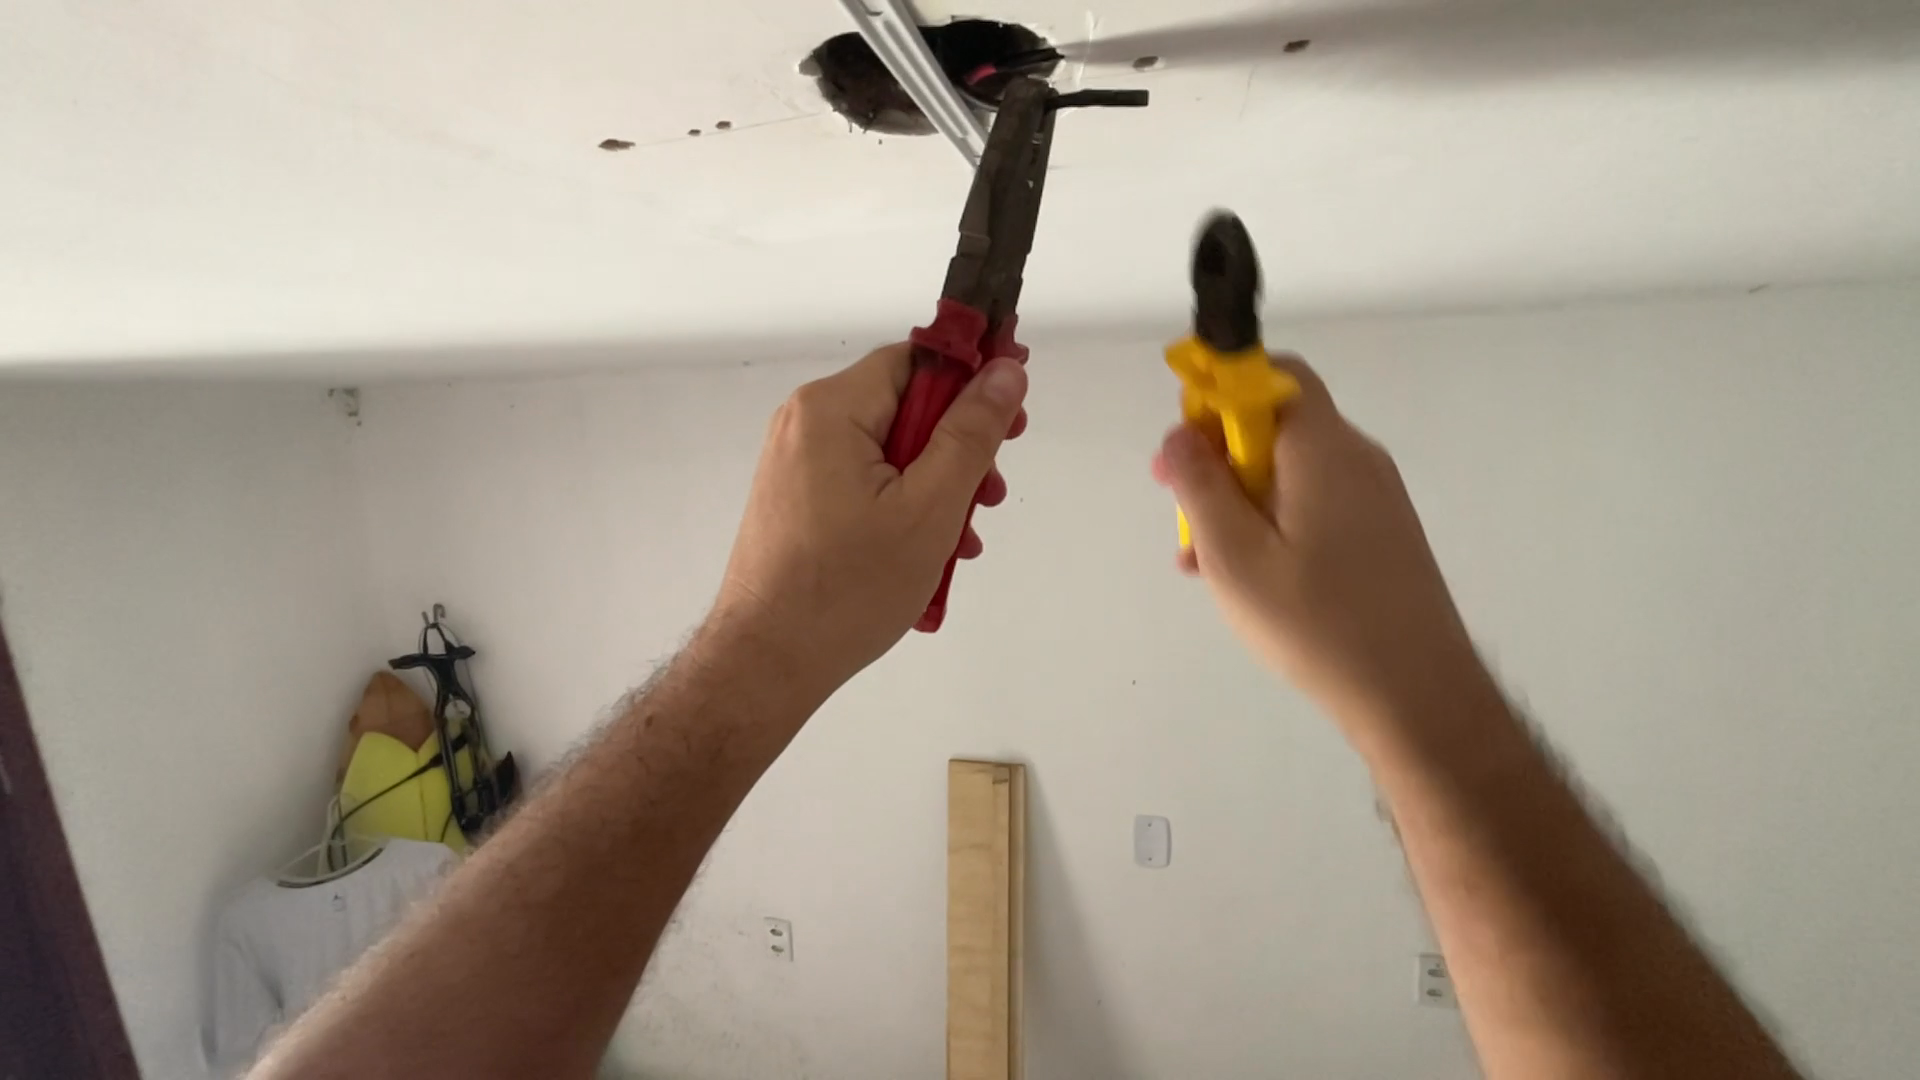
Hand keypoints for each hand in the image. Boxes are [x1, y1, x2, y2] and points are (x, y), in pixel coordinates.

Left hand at [711, 343, 1027, 697]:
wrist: (767, 662)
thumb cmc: (850, 587)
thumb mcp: (929, 508)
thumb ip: (971, 434)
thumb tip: (1005, 370)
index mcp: (832, 409)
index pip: (917, 361)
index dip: (972, 382)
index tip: (1014, 420)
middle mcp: (806, 424)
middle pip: (904, 409)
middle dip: (958, 450)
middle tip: (991, 496)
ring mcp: (797, 465)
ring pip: (889, 454)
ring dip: (936, 488)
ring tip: (964, 540)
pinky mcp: (799, 501)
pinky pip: (865, 485)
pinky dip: (903, 508)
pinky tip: (929, 553)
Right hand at [1152, 354, 1480, 725]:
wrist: (1414, 694)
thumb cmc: (1314, 619)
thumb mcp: (1234, 553)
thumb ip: (1201, 485)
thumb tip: (1180, 434)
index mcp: (1322, 449)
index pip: (1273, 376)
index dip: (1220, 396)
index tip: (1183, 446)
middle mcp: (1354, 459)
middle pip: (1275, 426)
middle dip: (1217, 458)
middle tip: (1178, 509)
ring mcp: (1372, 498)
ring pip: (1287, 473)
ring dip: (1236, 500)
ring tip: (1201, 558)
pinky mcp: (1378, 534)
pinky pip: (1310, 506)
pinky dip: (1268, 523)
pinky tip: (1242, 575)